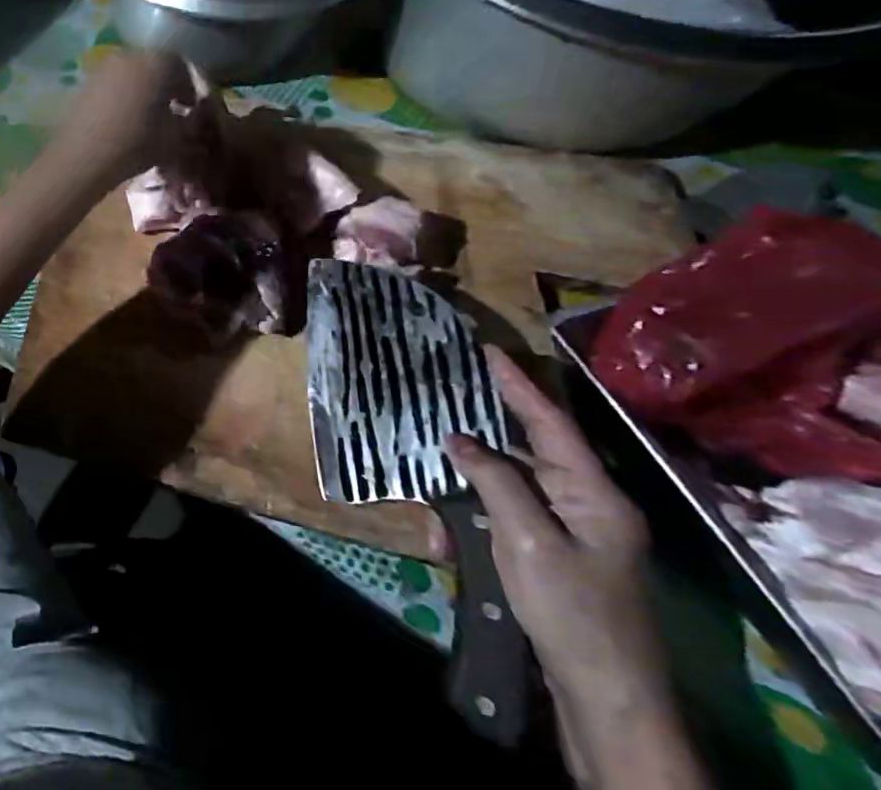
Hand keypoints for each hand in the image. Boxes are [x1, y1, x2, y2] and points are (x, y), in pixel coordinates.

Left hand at [50, 50, 196, 183]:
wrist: (80, 159)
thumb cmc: (135, 145)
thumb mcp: (173, 140)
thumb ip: (186, 125)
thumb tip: (185, 119)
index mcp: (157, 62)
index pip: (180, 65)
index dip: (187, 87)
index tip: (188, 106)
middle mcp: (128, 56)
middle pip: (151, 66)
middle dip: (161, 86)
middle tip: (166, 110)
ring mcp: (100, 69)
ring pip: (127, 75)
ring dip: (137, 91)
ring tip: (140, 117)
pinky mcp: (80, 85)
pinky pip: (106, 86)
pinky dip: (115, 97)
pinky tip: (117, 120)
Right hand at [445, 348, 688, 782]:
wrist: (602, 683)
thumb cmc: (571, 606)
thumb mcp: (528, 540)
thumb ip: (494, 481)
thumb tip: (457, 437)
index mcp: (593, 492)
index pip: (550, 424)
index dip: (518, 385)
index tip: (486, 350)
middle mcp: (583, 500)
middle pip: (525, 449)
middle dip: (480, 431)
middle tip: (440, 400)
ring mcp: (567, 525)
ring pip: (506, 482)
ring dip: (467, 484)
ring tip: (431, 483)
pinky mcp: (549, 546)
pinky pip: (503, 513)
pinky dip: (471, 517)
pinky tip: (445, 535)